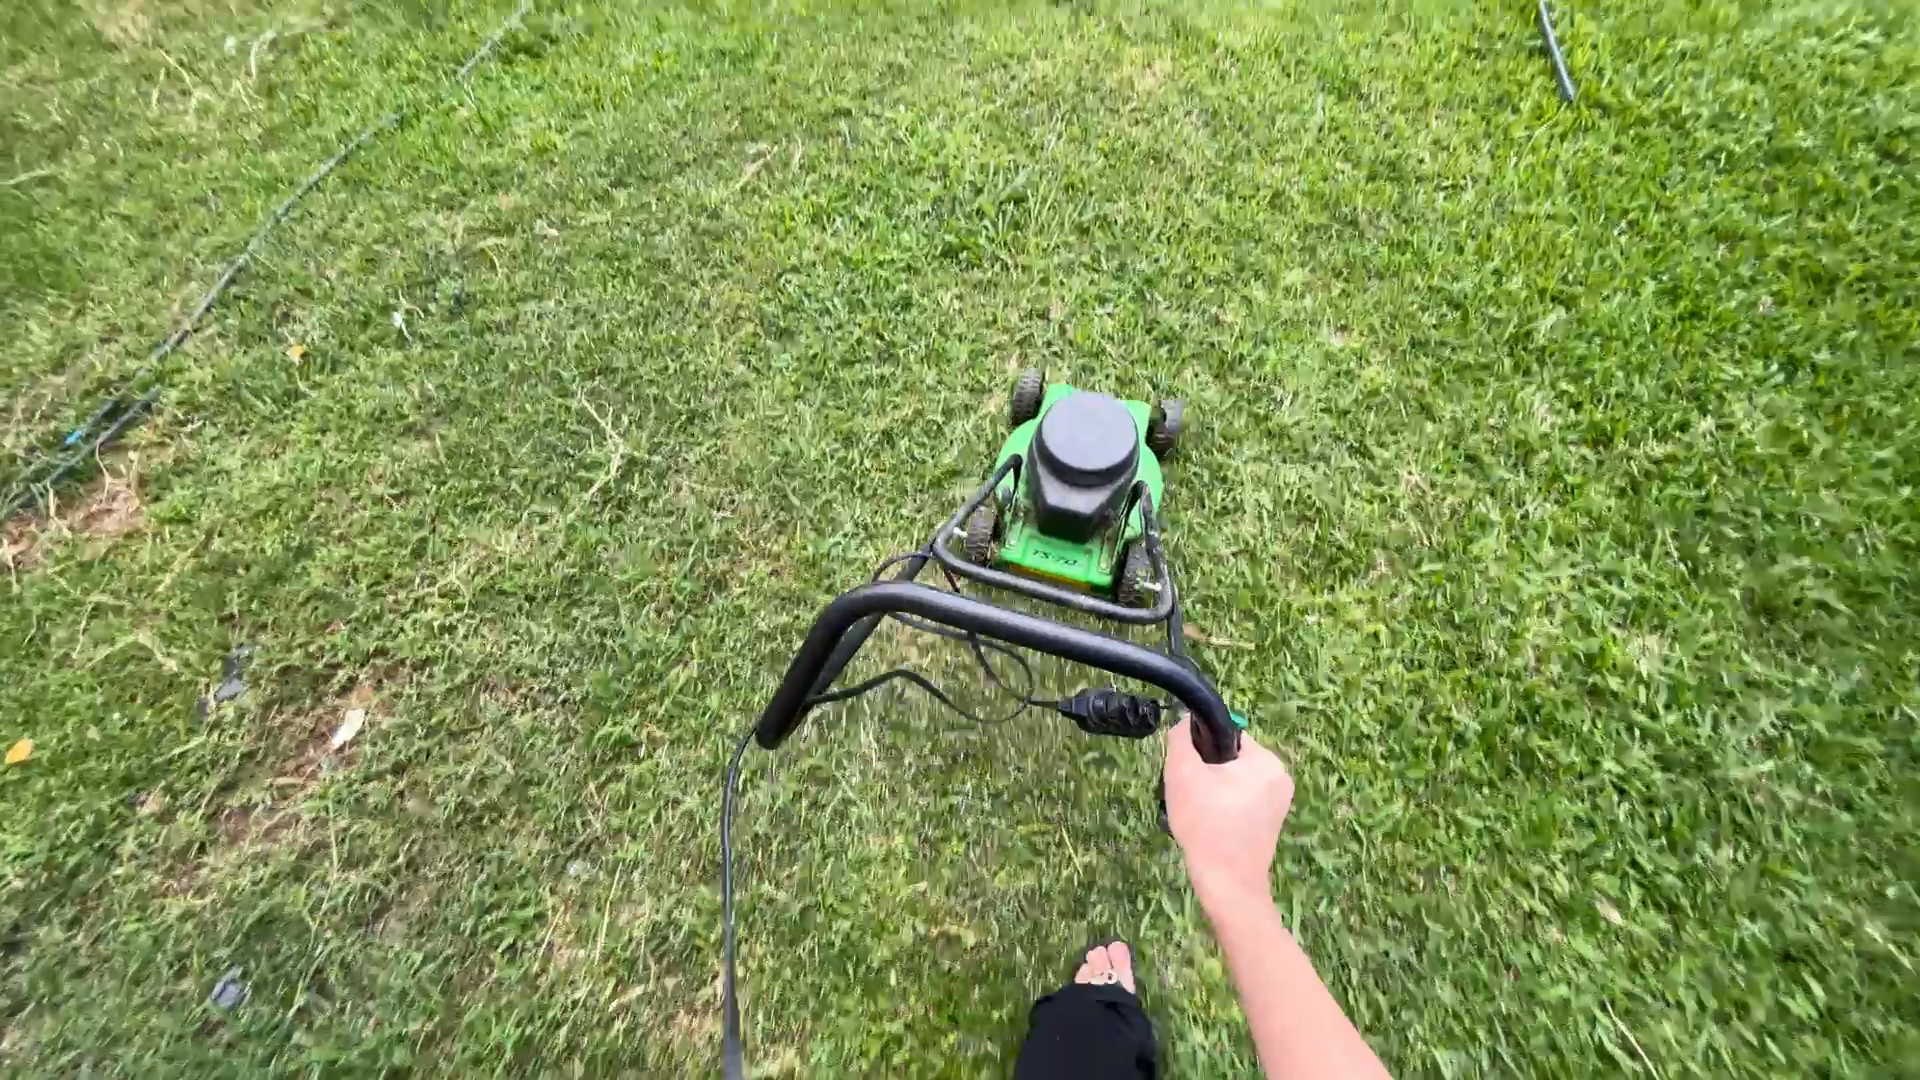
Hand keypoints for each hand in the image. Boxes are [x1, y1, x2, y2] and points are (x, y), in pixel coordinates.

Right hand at [1163, 715, 1293, 908]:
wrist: (1227, 885)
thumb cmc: (1205, 824)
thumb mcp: (1182, 773)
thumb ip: (1181, 737)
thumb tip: (1186, 721)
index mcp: (1267, 761)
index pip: (1225, 735)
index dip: (1200, 749)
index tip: (1187, 772)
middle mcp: (1280, 777)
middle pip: (1229, 757)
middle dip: (1205, 771)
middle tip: (1188, 793)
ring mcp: (1279, 801)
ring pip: (1232, 779)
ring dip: (1210, 788)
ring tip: (1196, 809)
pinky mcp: (1271, 821)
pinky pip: (1240, 798)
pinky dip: (1222, 804)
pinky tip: (1209, 823)